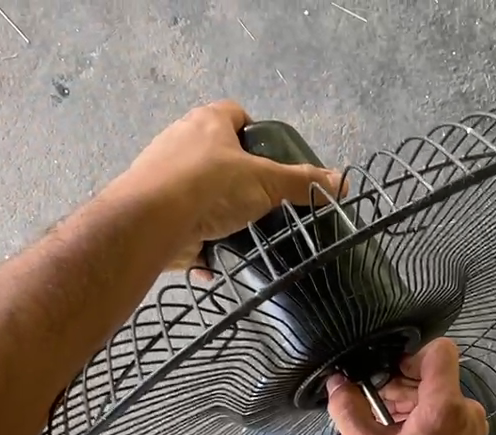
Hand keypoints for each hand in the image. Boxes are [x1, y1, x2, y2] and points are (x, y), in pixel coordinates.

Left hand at [110, 100, 344, 269]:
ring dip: (216, 212)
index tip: (269, 163)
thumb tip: (342, 182)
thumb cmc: (210, 187)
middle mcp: (181, 140)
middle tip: (259, 204)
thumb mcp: (266, 184)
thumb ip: (302, 184)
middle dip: (236, 179)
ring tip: (239, 233)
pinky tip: (215, 259)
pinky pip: (184, 223)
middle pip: (216, 154)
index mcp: (209, 122)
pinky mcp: (153, 206)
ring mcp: (163, 173)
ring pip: (198, 190)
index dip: (255, 134)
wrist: (153, 219)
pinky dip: (199, 242)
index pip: (236, 114)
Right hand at [327, 339, 488, 434]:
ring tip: (383, 428)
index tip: (387, 375)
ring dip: (409, 405)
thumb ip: (349, 409)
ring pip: (439, 398)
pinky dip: (424, 421)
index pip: (438, 351)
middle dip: (401, 386)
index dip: (409, 356)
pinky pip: (447, 417)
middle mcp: (466, 410)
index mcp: (445, 405)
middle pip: (434, 377)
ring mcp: (472, 428)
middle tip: (374, 406)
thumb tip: (337, 385)